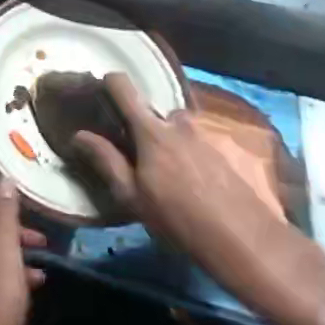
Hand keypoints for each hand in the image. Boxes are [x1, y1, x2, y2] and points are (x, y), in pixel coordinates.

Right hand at [69, 73, 289, 276]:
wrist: (246, 240)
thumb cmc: (179, 218)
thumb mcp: (132, 196)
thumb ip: (105, 160)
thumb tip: (79, 134)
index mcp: (151, 130)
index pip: (124, 88)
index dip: (108, 83)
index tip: (97, 93)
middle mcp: (178, 124)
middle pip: (152, 112)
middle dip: (141, 126)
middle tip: (133, 153)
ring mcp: (204, 136)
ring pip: (175, 128)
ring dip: (166, 141)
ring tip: (162, 172)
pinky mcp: (223, 151)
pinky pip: (194, 143)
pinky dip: (185, 154)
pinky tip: (187, 183)